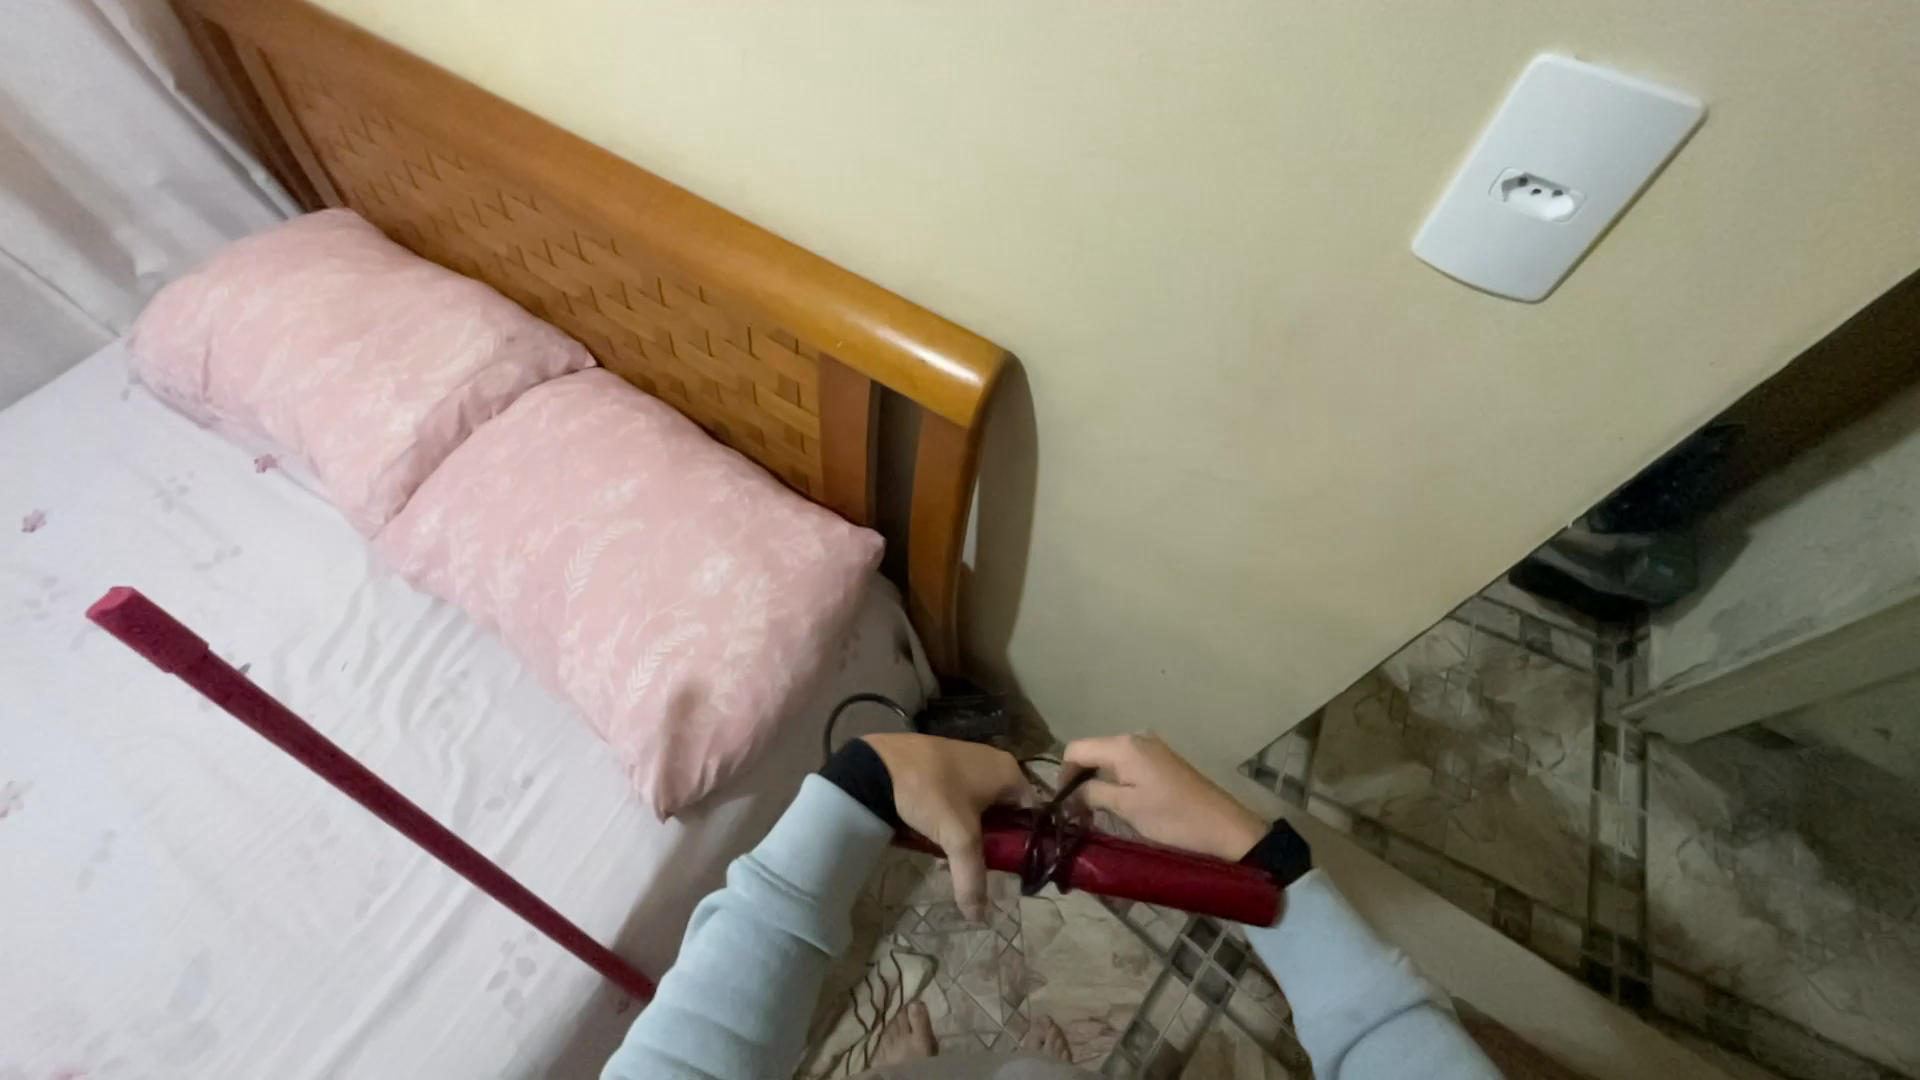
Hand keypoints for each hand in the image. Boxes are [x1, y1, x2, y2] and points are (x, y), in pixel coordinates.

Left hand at [862, 734, 1034, 920]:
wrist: (880, 764)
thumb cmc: (932, 792)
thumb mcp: (957, 836)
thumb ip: (972, 877)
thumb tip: (978, 917)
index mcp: (1008, 771)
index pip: (1034, 813)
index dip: (1028, 842)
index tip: (1015, 869)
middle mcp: (994, 763)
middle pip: (1007, 813)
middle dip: (994, 842)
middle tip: (982, 868)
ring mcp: (968, 763)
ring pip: (981, 809)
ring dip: (971, 835)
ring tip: (955, 859)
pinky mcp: (944, 768)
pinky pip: (960, 801)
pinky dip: (954, 821)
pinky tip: (938, 840)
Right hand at [1062, 733, 1266, 860]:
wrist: (1224, 827)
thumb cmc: (1172, 817)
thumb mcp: (1127, 808)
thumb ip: (1093, 794)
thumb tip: (1070, 794)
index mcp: (1123, 746)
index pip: (1076, 749)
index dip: (1063, 774)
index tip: (1062, 803)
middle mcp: (1134, 738)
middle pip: (1092, 751)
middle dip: (1079, 778)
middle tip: (1076, 811)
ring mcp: (1151, 746)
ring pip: (1109, 759)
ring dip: (1098, 781)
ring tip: (1095, 810)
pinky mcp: (1162, 759)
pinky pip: (1127, 763)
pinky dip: (1116, 780)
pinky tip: (1118, 801)